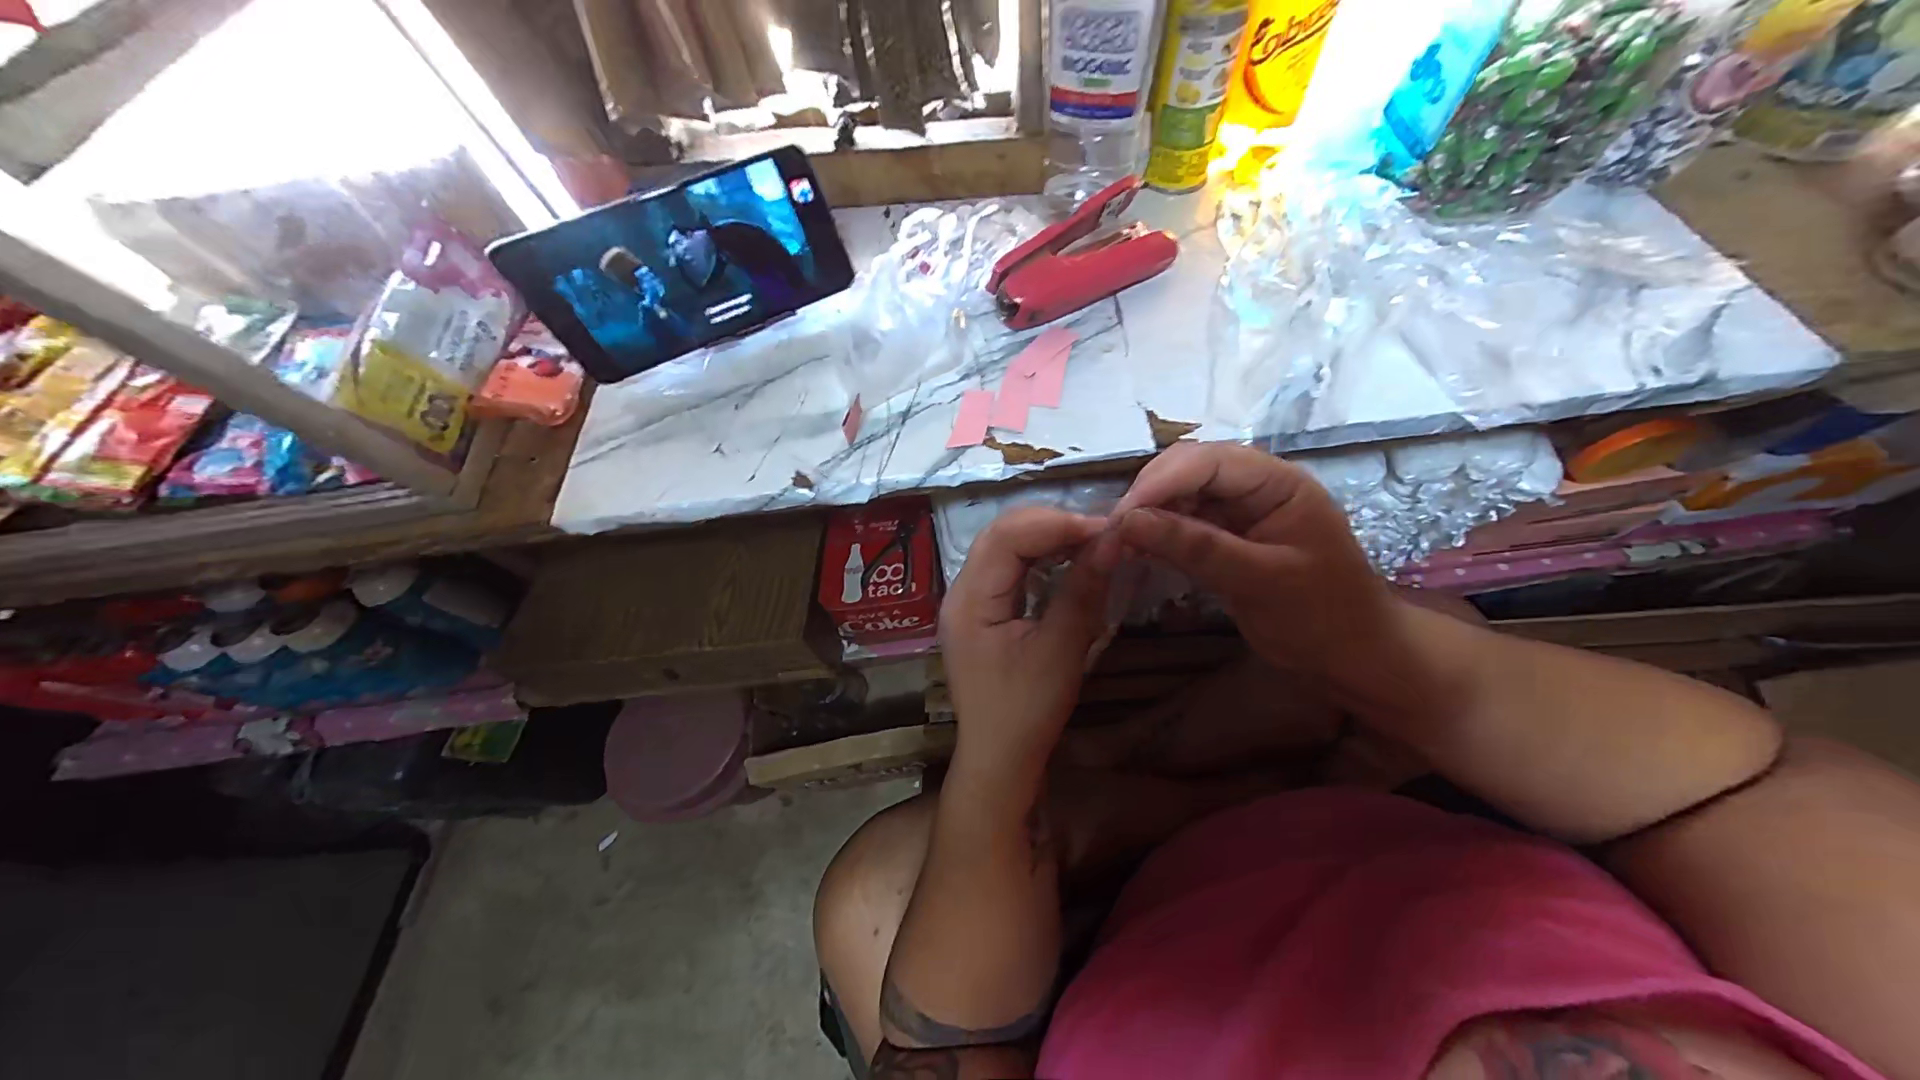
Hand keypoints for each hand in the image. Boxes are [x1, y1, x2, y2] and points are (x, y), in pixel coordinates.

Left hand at [939, 506, 1112, 783]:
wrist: (999, 760)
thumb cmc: (1027, 712)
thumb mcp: (1060, 650)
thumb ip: (1083, 591)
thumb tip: (1113, 539)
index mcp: (969, 600)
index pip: (1006, 536)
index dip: (1056, 523)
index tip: (1104, 528)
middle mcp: (960, 592)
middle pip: (1001, 534)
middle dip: (1052, 524)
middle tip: (1101, 531)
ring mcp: (968, 601)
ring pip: (1004, 547)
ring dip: (1047, 538)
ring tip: (1090, 540)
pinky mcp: (981, 612)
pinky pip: (1008, 569)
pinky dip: (1039, 558)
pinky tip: (1068, 560)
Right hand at [1110, 443, 1406, 705]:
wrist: (1352, 656)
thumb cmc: (1321, 617)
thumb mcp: (1257, 581)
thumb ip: (1195, 547)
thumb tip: (1128, 522)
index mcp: (1279, 483)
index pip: (1209, 461)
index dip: (1160, 482)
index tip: (1120, 517)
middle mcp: (1256, 486)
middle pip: (1188, 470)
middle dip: (1147, 496)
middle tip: (1111, 533)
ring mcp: (1239, 510)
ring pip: (1179, 495)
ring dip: (1146, 516)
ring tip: (1115, 544)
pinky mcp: (1225, 535)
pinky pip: (1182, 523)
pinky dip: (1156, 535)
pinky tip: (1134, 552)